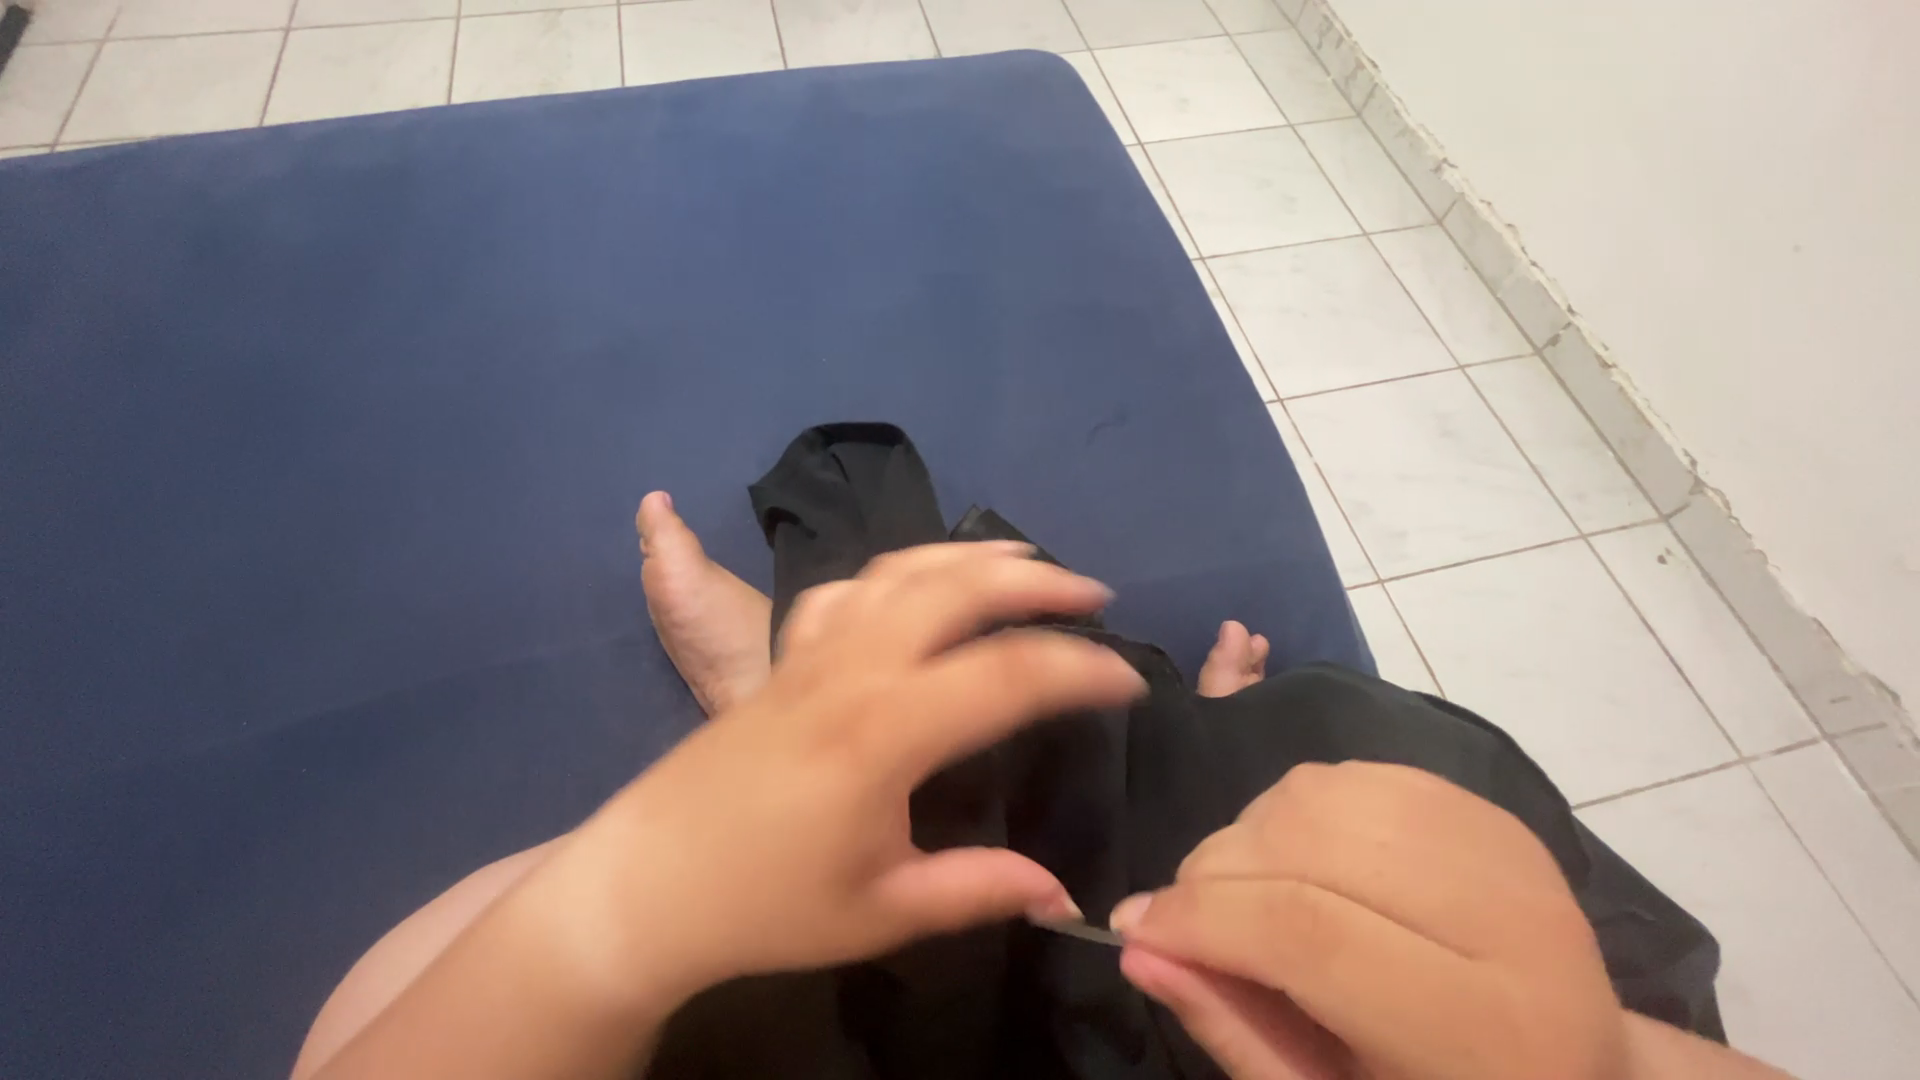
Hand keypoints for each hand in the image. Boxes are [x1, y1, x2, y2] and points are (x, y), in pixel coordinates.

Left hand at [572, 542, 1145, 1003]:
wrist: (647, 884)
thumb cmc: (764, 904)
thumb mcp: (881, 912)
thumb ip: (977, 889)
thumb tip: (1060, 892)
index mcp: (883, 732)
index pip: (1006, 676)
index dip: (1079, 671)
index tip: (1128, 680)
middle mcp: (852, 669)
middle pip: (955, 590)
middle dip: (1035, 583)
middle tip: (1092, 595)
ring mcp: (813, 651)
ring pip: (901, 571)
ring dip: (970, 556)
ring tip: (1025, 560)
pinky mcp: (784, 655)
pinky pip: (849, 588)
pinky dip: (899, 572)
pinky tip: (923, 584)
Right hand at [1109, 761, 1628, 1079]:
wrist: (1576, 1076)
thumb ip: (1233, 1030)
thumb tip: (1136, 947)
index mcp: (1491, 1033)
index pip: (1310, 933)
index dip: (1203, 920)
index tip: (1135, 927)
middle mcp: (1514, 920)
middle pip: (1307, 846)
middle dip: (1212, 874)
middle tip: (1183, 917)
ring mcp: (1502, 846)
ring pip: (1318, 796)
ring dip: (1247, 836)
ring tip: (1241, 891)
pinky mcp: (1484, 808)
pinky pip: (1344, 776)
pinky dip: (1289, 809)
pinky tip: (1293, 857)